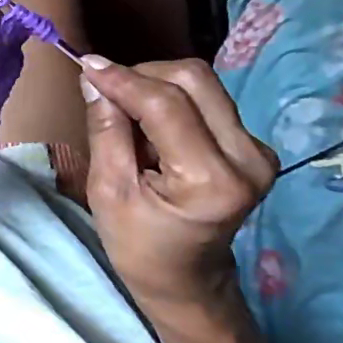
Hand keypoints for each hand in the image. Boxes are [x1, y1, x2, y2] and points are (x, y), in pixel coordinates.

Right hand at [79, 58, 279, 306]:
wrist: (184, 277)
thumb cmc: (137, 243)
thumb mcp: (108, 190)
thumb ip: (106, 131)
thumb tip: (93, 79)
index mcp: (211, 180)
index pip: (166, 106)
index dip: (123, 79)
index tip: (86, 65)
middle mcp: (247, 158)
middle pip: (194, 80)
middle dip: (142, 74)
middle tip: (105, 90)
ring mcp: (256, 149)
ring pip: (202, 84)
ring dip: (154, 84)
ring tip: (125, 112)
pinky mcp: (252, 144)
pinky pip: (206, 99)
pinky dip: (168, 98)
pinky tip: (148, 124)